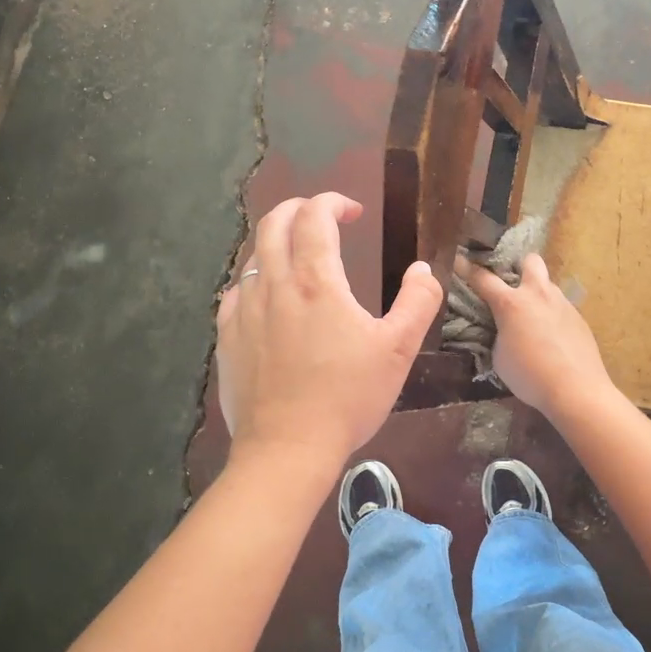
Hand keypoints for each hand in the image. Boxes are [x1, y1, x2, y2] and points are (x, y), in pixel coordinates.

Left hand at [216, 193, 442, 468]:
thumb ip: (418, 301)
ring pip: (254, 254)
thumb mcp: (399, 350)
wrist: (287, 449)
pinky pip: (236, 291)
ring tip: (300, 256)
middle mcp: (274, 285)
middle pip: (275, 222)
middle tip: (324, 219)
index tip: (354, 212)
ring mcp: (244, 311)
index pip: (314, 216)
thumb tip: (423, 269)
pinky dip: (256, 279)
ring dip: (278, 241)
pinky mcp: (227, 337)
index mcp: (316, 281)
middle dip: (300, 208)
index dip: (334, 202)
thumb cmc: (348, 398)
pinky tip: (269, 297)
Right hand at [460, 253, 614, 418]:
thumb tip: (503, 329)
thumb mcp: (500, 357)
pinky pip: (560, 306)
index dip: (467, 267)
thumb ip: (498, 335)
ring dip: (537, 293)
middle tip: (512, 284)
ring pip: (547, 284)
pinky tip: (552, 335)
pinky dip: (551, 314)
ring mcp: (562, 303)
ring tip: (533, 316)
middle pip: (530, 260)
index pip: (483, 278)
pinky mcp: (579, 317)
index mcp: (512, 303)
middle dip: (519, 266)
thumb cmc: (530, 375)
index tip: (458, 258)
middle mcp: (538, 294)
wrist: (577, 389)